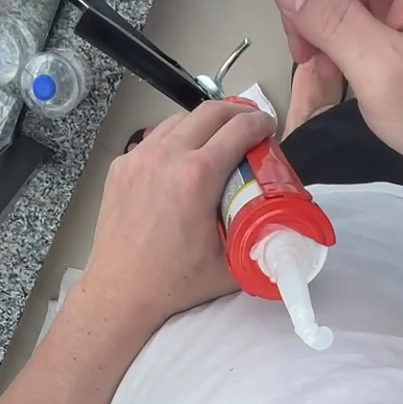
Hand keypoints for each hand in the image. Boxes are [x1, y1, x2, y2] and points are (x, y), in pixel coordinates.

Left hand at [72, 99, 275, 329]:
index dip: (261, 123)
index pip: (239, 129)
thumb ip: (258, 243)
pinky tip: (182, 159)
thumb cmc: (170, 283)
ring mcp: (139, 158)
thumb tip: (282, 229)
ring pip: (179, 120)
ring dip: (204, 123)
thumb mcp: (229, 266)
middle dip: (237, 113)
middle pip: (210, 112)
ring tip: (217, 139)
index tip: (268, 128)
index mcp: (197, 177)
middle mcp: (166, 158)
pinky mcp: (122, 167)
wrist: (121, 292)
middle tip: (250, 126)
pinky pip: (153, 139)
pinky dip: (174, 140)